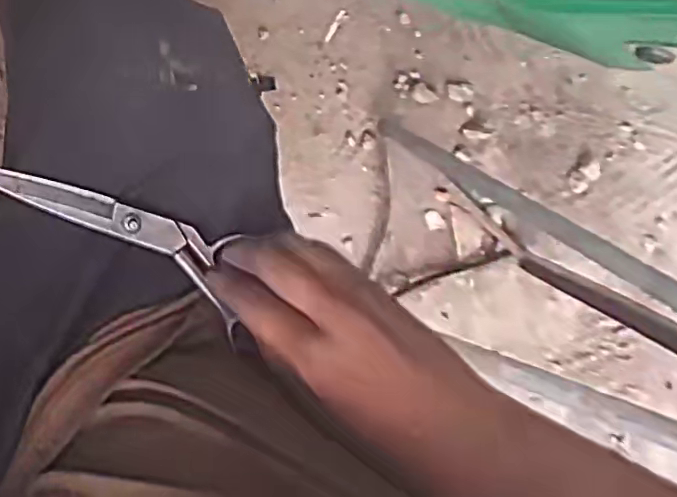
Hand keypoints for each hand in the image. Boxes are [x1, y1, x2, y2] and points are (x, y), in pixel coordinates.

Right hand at [209, 235, 507, 455]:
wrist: (468, 434)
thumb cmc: (396, 435)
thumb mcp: (319, 404)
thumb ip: (278, 355)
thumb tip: (247, 321)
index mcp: (316, 356)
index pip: (251, 298)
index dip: (222, 282)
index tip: (208, 276)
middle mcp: (337, 315)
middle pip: (271, 258)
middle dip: (239, 250)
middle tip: (222, 255)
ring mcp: (359, 294)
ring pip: (297, 244)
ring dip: (267, 242)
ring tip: (251, 249)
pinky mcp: (376, 285)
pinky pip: (323, 250)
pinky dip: (297, 246)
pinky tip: (290, 254)